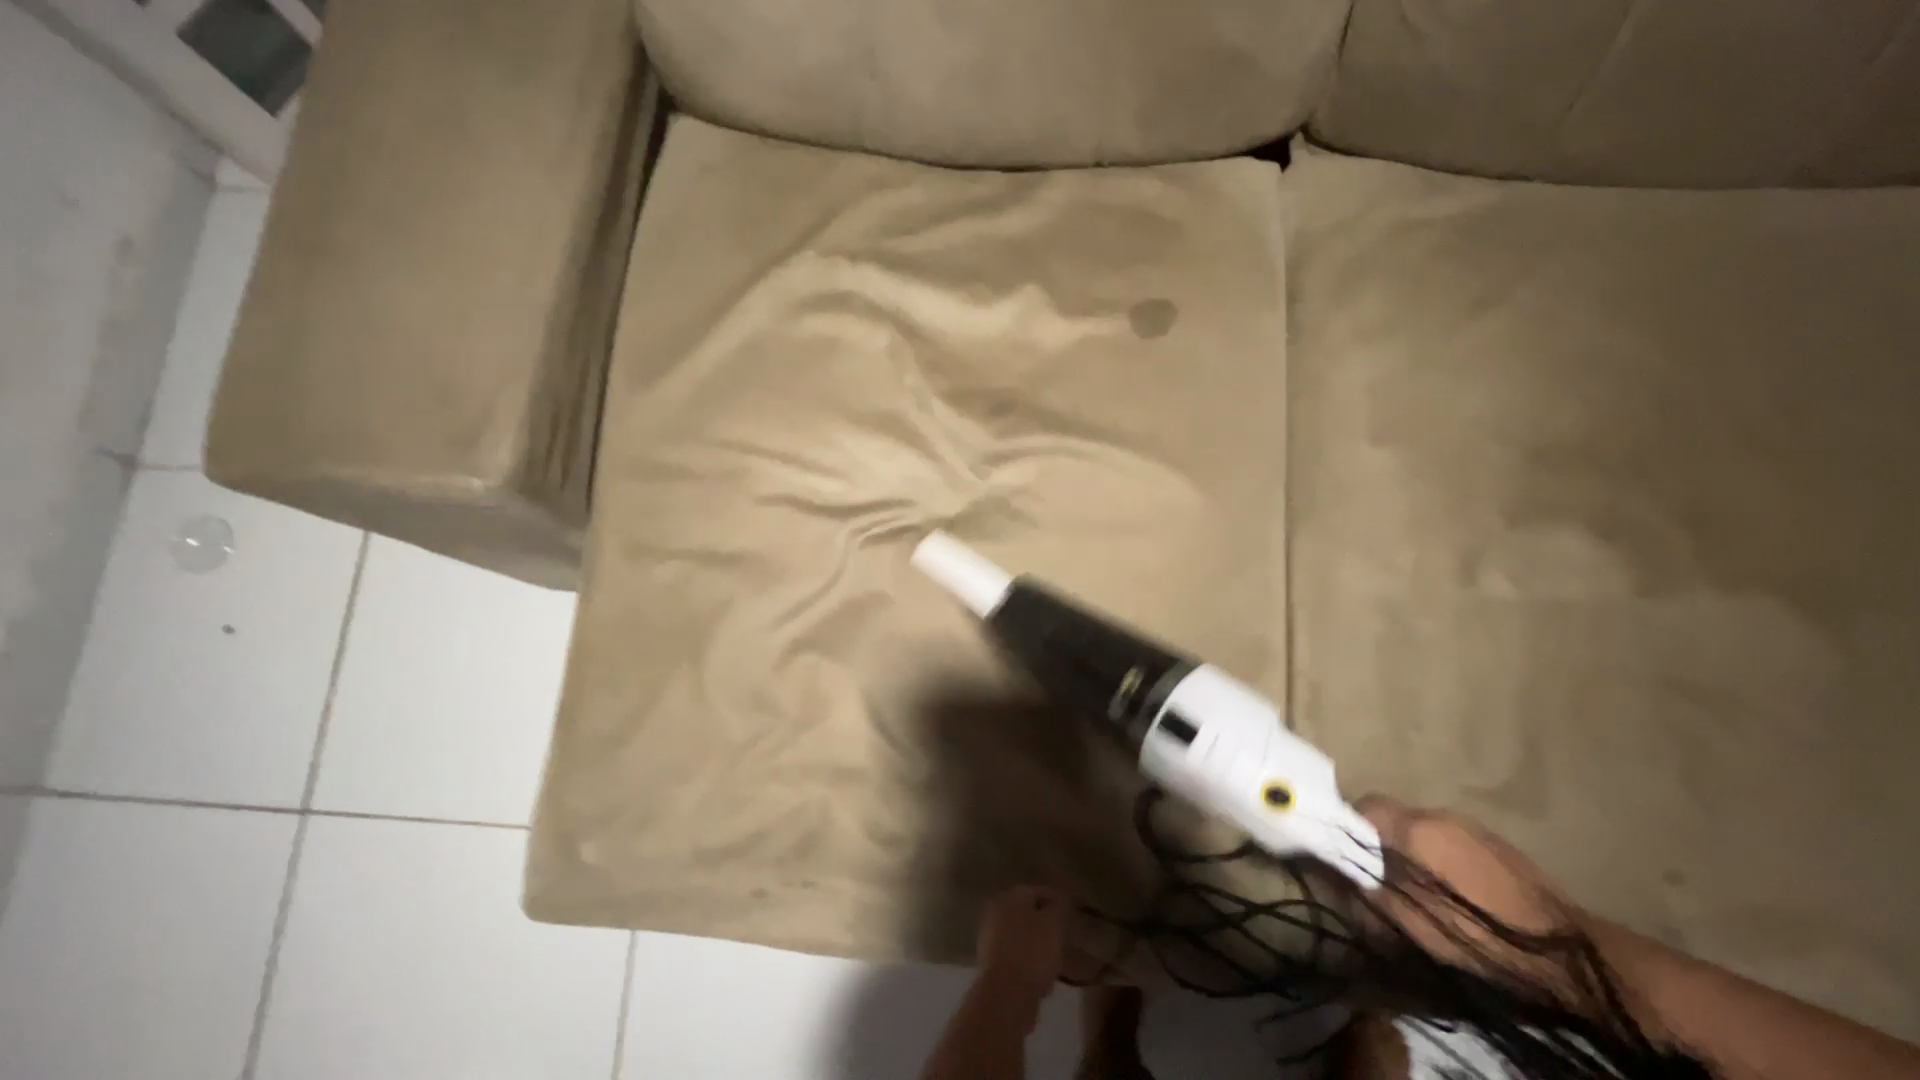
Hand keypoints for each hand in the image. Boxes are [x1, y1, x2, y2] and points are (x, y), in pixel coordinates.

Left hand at [975, 885, 1070, 1007]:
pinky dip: (1029, 959)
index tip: (1074, 916)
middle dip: (1047, 922)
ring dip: (1038, 942)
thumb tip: (1058, 898)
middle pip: (1028, 912)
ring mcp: (990, 937)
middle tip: (1067, 935)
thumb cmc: (1033, 952)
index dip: (1059, 902)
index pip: (1040, 891)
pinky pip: (1016, 954)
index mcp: (1011, 896)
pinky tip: (1043, 972)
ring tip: (1058, 956)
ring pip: (1022, 933)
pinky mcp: (991, 962)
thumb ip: (1058, 905)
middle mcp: (996, 911)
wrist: (1006, 995)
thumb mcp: (1054, 923)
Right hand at [1355, 795, 1582, 977]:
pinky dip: (1435, 855)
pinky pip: (1448, 837)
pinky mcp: (1496, 842)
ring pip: (1421, 826)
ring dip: (1409, 849)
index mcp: (1417, 830)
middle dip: (1378, 840)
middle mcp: (1441, 815)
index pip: (1364, 805)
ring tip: (1413, 886)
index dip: (1346, 827)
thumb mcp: (1407, 924)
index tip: (1343, 857)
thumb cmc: (1477, 938)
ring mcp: (1473, 825)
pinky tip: (1448, 889)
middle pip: (1393, 814)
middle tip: (1376, 877)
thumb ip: (1365, 891)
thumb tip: (1332, 874)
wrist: (1565, 955)